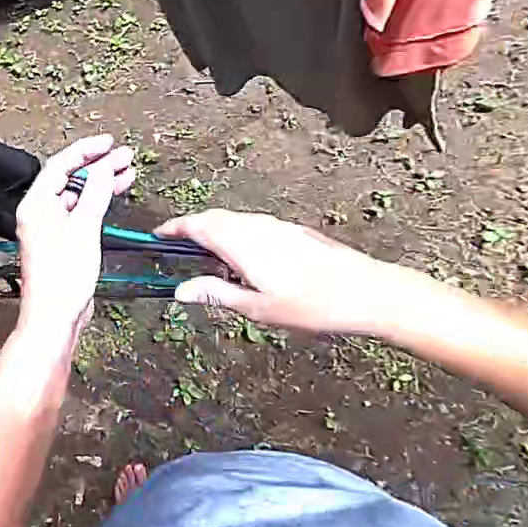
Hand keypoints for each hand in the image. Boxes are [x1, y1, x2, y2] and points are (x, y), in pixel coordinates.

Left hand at [13, 135, 135, 338]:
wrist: (55, 315)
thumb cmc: (62, 277)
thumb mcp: (84, 227)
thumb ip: (95, 194)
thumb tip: (102, 169)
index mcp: (35, 204)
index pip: (60, 165)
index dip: (85, 150)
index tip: (107, 143)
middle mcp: (39, 213)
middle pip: (68, 178)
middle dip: (97, 165)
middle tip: (123, 156)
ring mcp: (50, 227)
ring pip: (76, 195)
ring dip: (100, 183)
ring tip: (127, 171)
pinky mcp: (61, 240)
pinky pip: (79, 212)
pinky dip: (97, 202)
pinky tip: (115, 194)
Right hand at [154, 209, 409, 335]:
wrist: (370, 293)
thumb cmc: (314, 304)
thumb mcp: (257, 308)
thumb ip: (216, 295)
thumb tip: (181, 290)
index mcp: (241, 242)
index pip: (196, 225)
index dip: (173, 228)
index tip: (157, 234)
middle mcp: (257, 227)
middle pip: (213, 218)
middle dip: (191, 227)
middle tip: (176, 243)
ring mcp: (278, 227)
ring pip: (234, 220)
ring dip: (214, 230)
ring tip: (206, 254)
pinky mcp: (294, 232)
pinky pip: (253, 225)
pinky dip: (236, 233)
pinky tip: (244, 257)